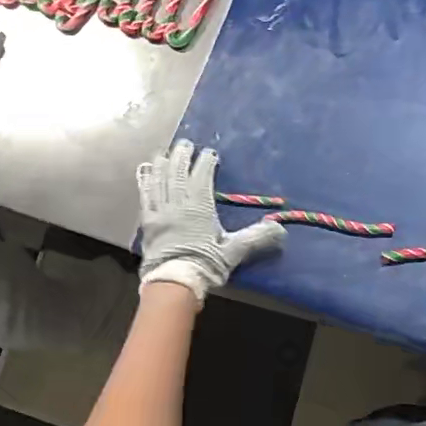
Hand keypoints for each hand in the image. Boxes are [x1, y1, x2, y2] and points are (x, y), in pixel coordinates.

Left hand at [137, 140, 284, 303]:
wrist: (173, 282)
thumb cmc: (204, 265)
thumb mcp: (233, 251)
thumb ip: (255, 237)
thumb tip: (280, 228)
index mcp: (199, 206)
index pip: (201, 175)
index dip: (205, 162)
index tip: (209, 153)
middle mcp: (177, 203)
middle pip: (178, 172)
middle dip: (182, 156)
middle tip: (185, 144)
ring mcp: (160, 211)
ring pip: (160, 180)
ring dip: (163, 164)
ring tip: (164, 153)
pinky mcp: (147, 222)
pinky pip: (145, 195)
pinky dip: (146, 181)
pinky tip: (145, 172)